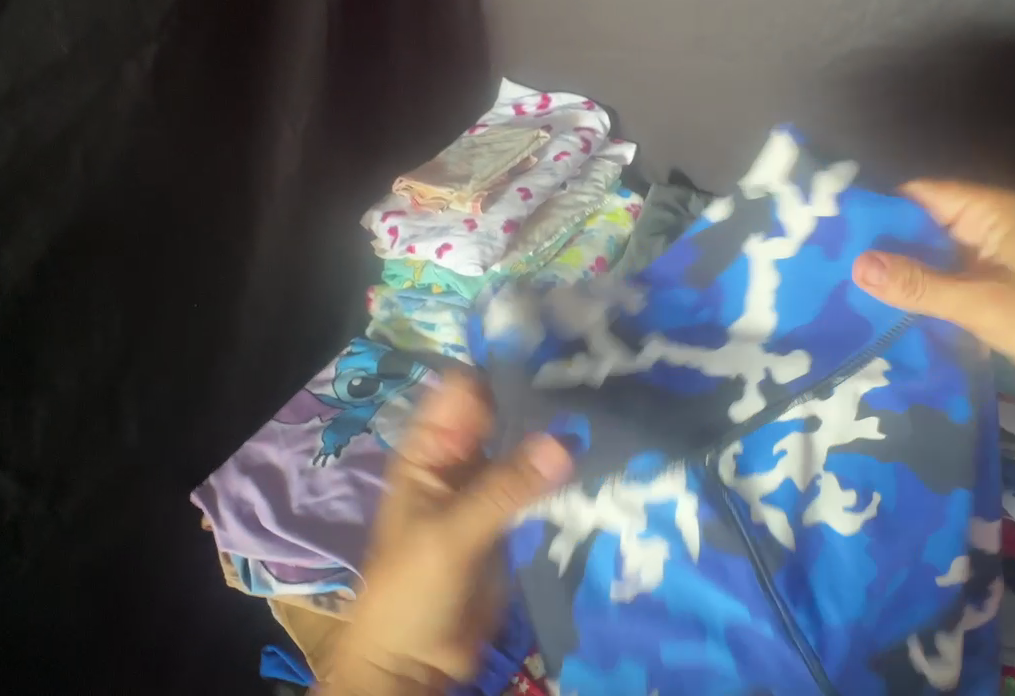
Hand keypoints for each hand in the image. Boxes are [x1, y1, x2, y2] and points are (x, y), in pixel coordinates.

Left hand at [325, 374, 572, 694]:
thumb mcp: (453, 535)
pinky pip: (538, 477)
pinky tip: (596, 445)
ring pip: (523, 441)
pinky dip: (561, 463)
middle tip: (591, 373)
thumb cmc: (411, 590)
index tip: (553, 350)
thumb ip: (507, 487)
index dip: (503, 366)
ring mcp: (488, 484)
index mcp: (430, 448)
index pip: (466, 388)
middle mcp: (460, 455)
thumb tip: (566, 441)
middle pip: (500, 409)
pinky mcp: (512, 512)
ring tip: (603, 401)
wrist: (414, 662)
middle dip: (538, 392)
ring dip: (554, 426)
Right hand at [853, 179, 1014, 407]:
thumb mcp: (982, 303)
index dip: (877, 208)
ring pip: (928, 255)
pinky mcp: (989, 289)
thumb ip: (919, 285)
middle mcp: (986, 226)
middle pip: (920, 224)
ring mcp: (987, 259)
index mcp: (990, 211)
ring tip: (840, 283)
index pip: (919, 194)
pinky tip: (879, 307)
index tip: (831, 228)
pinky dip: (917, 291)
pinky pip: (942, 281)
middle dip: (880, 242)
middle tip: (825, 260)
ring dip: (897, 270)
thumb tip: (856, 264)